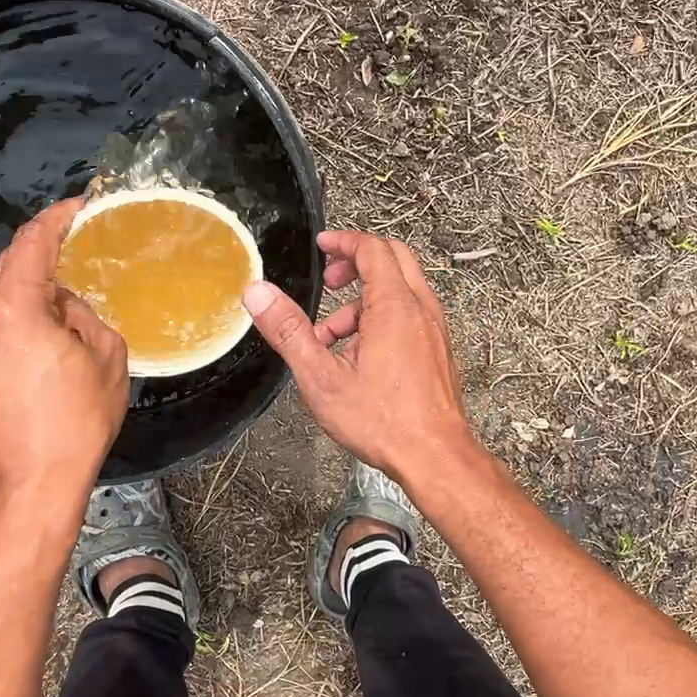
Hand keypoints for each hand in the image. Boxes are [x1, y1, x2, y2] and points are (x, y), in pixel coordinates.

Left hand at [0, 197, 129, 506]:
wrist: (31, 483)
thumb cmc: (77, 421)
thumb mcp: (105, 356)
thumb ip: (84, 314)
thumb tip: (65, 305)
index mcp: (10, 312)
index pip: (31, 245)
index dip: (58, 218)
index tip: (82, 205)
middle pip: (7, 264)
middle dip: (43, 251)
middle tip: (81, 245)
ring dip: (30, 282)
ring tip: (68, 288)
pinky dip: (17, 307)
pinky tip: (46, 318)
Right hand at [243, 231, 479, 484]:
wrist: (435, 454)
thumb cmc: (385, 421)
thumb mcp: (322, 377)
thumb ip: (289, 331)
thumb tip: (259, 295)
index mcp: (395, 305)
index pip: (373, 249)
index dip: (345, 242)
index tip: (324, 245)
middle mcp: (421, 309)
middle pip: (394, 259)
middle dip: (357, 262)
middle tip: (330, 280)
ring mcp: (434, 328)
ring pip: (401, 290)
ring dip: (364, 300)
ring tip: (331, 338)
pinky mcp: (437, 347)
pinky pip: (410, 314)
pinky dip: (383, 318)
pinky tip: (357, 356)